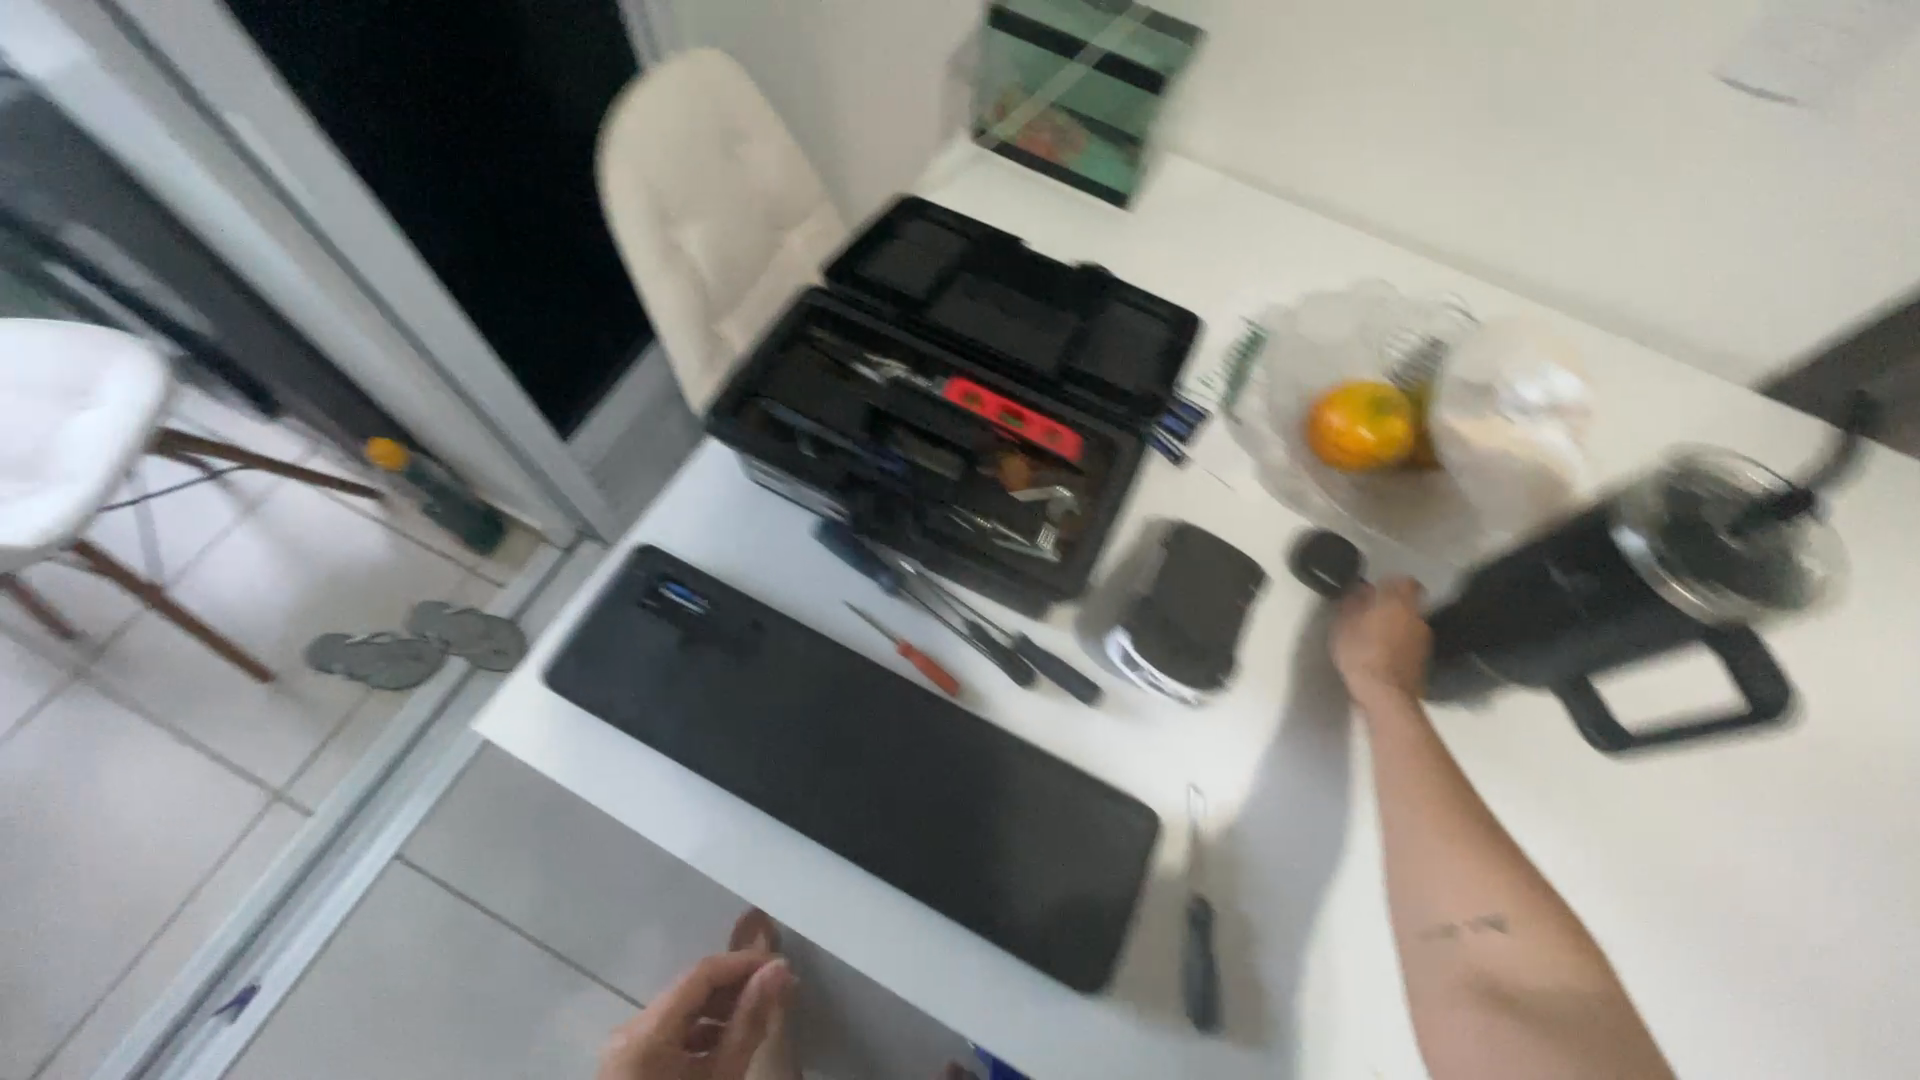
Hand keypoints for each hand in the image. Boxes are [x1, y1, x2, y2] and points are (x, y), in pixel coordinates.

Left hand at [596, 950, 794, 1079]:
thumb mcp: (722, 1078)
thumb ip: (750, 1020)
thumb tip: (779, 969)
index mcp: (646, 1031)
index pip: (702, 973)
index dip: (743, 963)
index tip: (782, 967)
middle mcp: (628, 1030)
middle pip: (690, 989)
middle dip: (735, 986)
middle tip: (776, 993)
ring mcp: (624, 1049)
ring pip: (680, 1010)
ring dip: (719, 1009)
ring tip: (756, 1020)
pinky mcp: (627, 1066)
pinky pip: (669, 1033)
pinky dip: (700, 1032)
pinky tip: (725, 1046)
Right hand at [1332, 577, 1430, 707]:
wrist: (1385, 695)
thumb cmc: (1360, 653)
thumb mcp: (1343, 626)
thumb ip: (1352, 603)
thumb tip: (1360, 588)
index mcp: (1398, 604)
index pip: (1406, 582)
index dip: (1392, 584)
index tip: (1376, 591)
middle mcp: (1417, 618)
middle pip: (1408, 605)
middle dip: (1393, 608)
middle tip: (1370, 616)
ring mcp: (1424, 641)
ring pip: (1410, 625)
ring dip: (1396, 628)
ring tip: (1375, 640)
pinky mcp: (1424, 661)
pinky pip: (1410, 644)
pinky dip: (1400, 646)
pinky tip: (1382, 657)